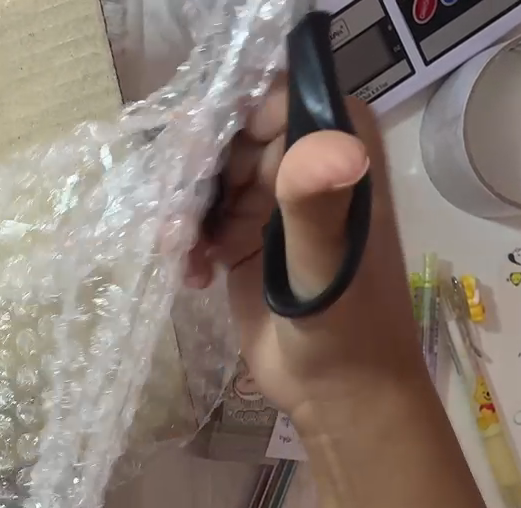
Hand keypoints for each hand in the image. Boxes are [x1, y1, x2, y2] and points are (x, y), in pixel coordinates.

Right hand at [187, 89, 425, 432]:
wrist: (335, 394)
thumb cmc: (346, 333)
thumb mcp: (326, 271)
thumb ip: (317, 210)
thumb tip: (320, 145)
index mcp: (338, 158)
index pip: (280, 100)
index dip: (234, 117)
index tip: (197, 155)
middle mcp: (303, 173)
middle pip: (234, 140)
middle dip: (195, 172)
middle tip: (175, 215)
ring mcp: (269, 211)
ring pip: (210, 183)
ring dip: (183, 213)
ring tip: (177, 252)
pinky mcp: (242, 247)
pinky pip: (201, 225)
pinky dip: (186, 246)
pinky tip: (191, 277)